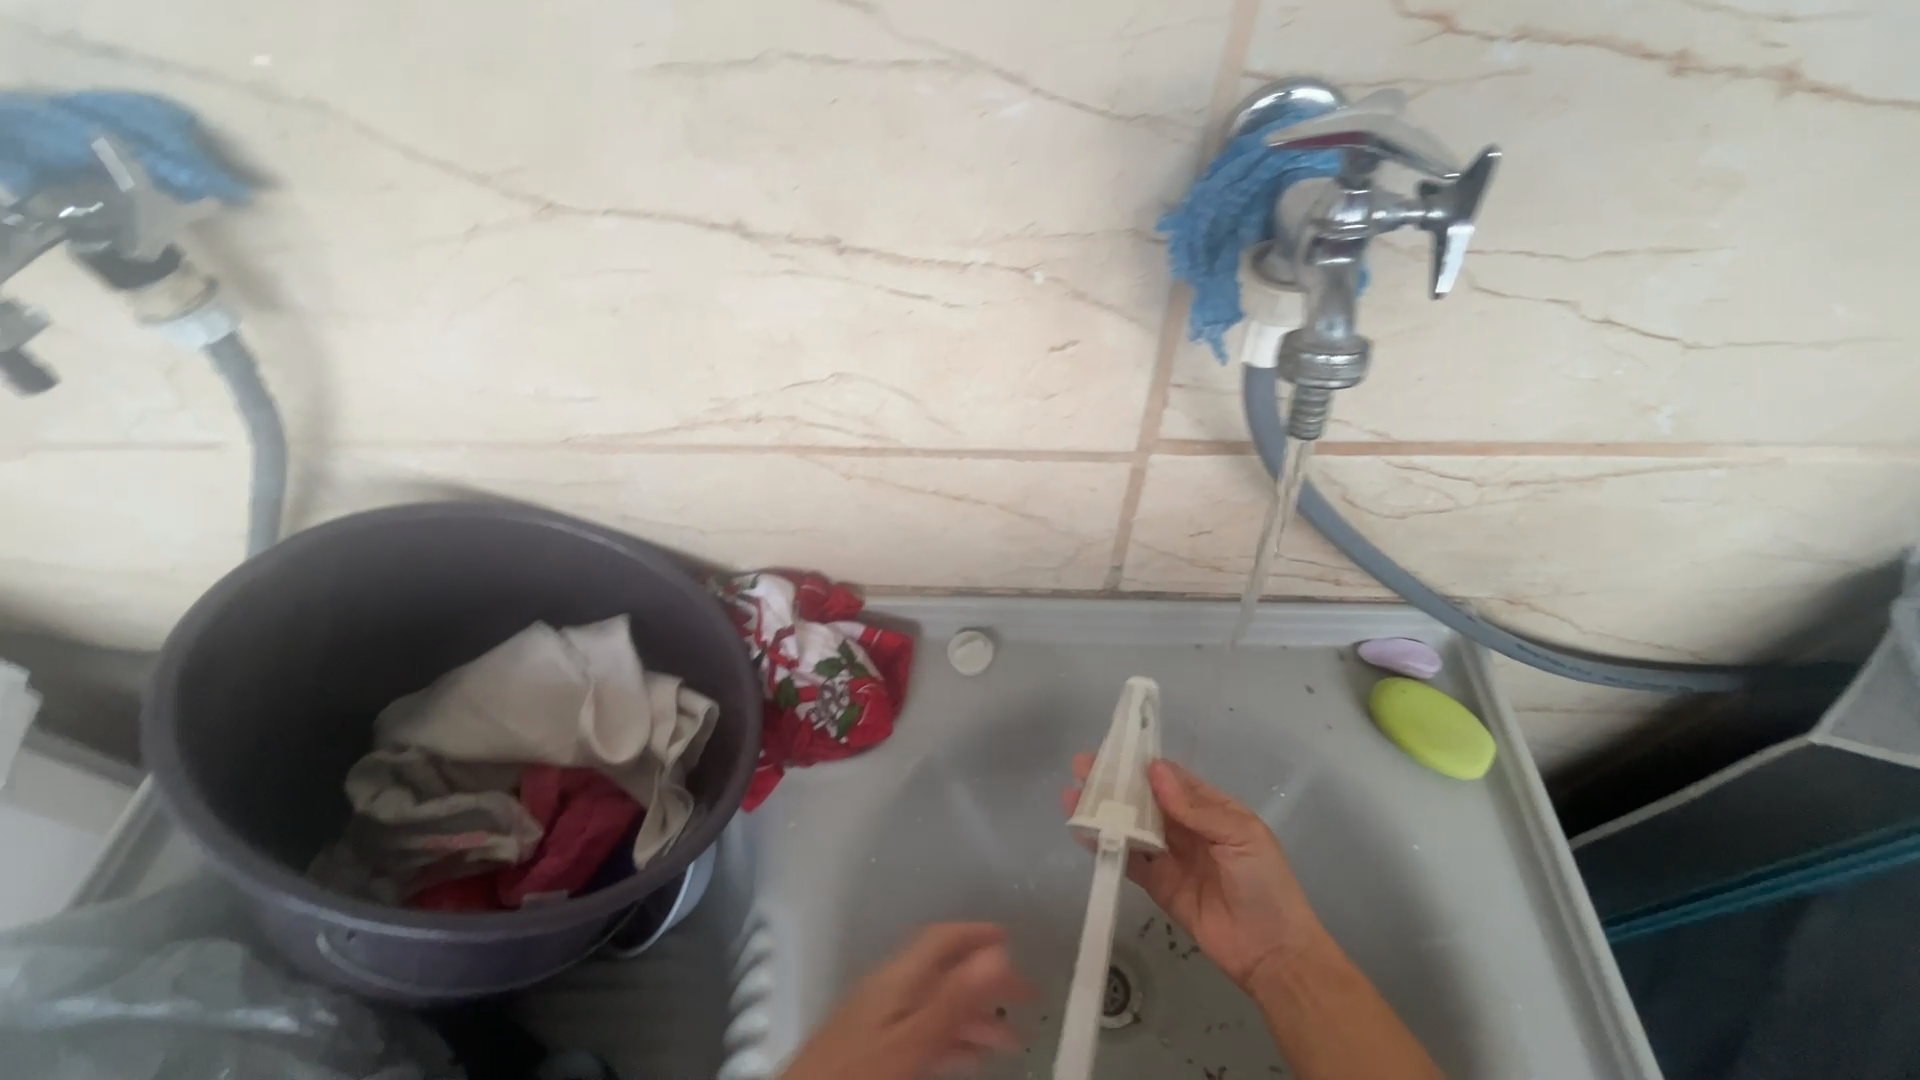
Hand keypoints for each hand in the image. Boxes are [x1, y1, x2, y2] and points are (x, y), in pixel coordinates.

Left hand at [782, 923, 1032, 1079]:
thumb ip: (955, 996)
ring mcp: (879, 1015)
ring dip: (974, 1014)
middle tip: (1025, 992)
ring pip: (936, 1004)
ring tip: (1010, 1037)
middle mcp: (889, 987)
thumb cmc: (862, 1069)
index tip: (1011, 937)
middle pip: (943, 971)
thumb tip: (999, 952)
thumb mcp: (914, 1036)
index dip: (976, 933)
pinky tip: (968, 1056)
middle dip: (986, 978)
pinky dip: (952, 1035)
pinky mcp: (874, 1044)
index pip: (941, 939)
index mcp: (898, 977)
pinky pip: (922, 1029)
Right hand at [1064, 755, 1320, 989]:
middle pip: (1145, 799)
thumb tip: (1155, 771)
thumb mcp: (1241, 836)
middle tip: (1081, 767)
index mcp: (1212, 808)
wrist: (1271, 953)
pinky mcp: (1157, 884)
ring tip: (1072, 796)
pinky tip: (1084, 833)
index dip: (1142, 764)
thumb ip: (1196, 808)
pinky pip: (1128, 859)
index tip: (1112, 750)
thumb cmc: (1265, 884)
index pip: (1172, 778)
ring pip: (1132, 826)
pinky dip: (1106, 845)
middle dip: (1115, 783)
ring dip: (1105, 811)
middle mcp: (1187, 826)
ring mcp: (1170, 855)